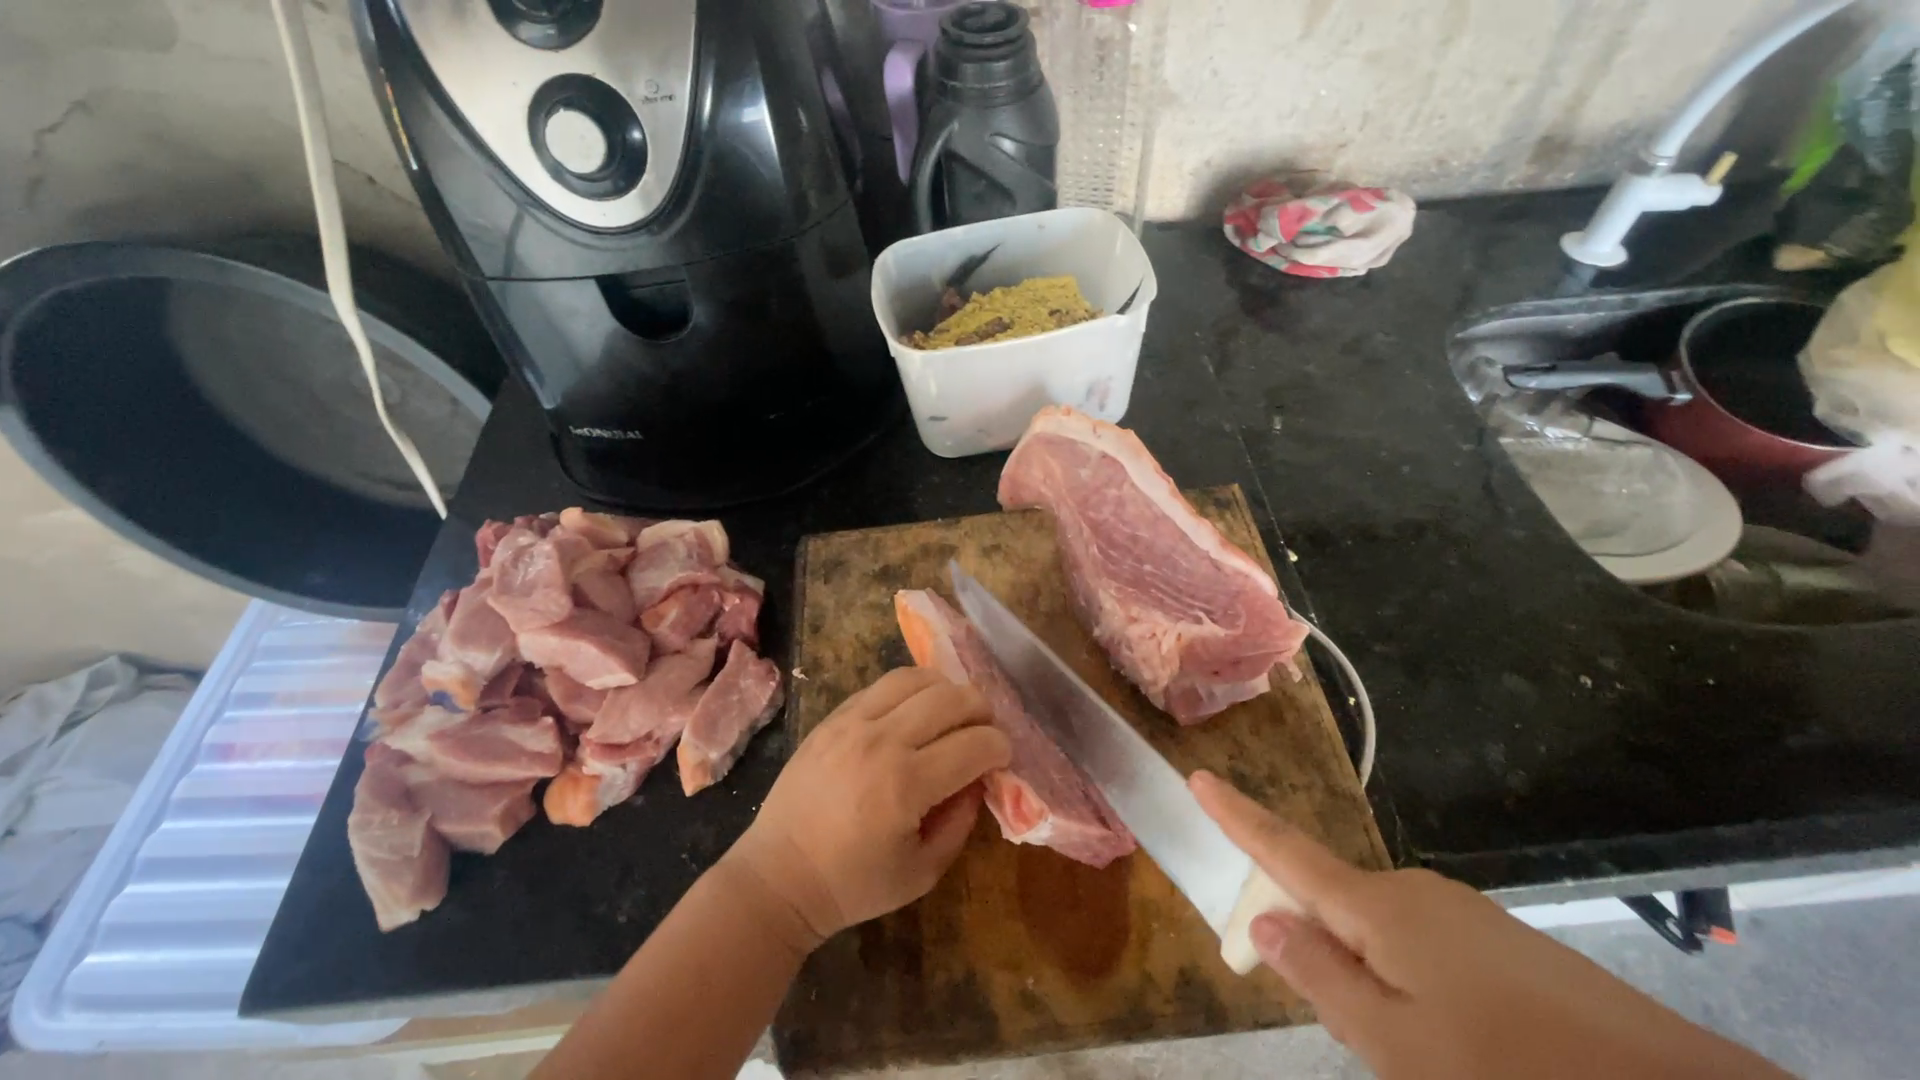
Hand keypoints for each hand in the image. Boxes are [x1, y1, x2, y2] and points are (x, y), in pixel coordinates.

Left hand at [723, 668, 1011, 954]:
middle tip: (986, 730)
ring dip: (946, 690)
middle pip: (951, 698)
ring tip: (953, 713)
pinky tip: (915, 712)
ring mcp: (851, 723)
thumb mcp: (923, 871)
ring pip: (915, 678)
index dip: (1001, 748)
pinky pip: (881, 686)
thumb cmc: (853, 885)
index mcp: (906, 785)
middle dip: (982, 710)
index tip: (1003, 758)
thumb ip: (961, 821)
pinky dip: (910, 691)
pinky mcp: (832, 718)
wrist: (779, 876)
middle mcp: (881, 742)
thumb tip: (979, 780)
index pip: (975, 744)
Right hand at [1190, 771, 1794, 1079]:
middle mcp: (1415, 893)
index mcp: (1380, 910)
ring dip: (1365, 973)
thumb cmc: (1504, 1068)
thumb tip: (1264, 916)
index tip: (1200, 777)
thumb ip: (1320, 976)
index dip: (1238, 817)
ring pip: (1381, 933)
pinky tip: (1451, 1038)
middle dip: (1312, 941)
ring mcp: (1463, 912)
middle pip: (1333, 902)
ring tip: (1407, 1047)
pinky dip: (1406, 981)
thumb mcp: (1391, 1042)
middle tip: (1338, 1019)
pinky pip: (1423, 947)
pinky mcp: (1500, 939)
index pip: (1287, 852)